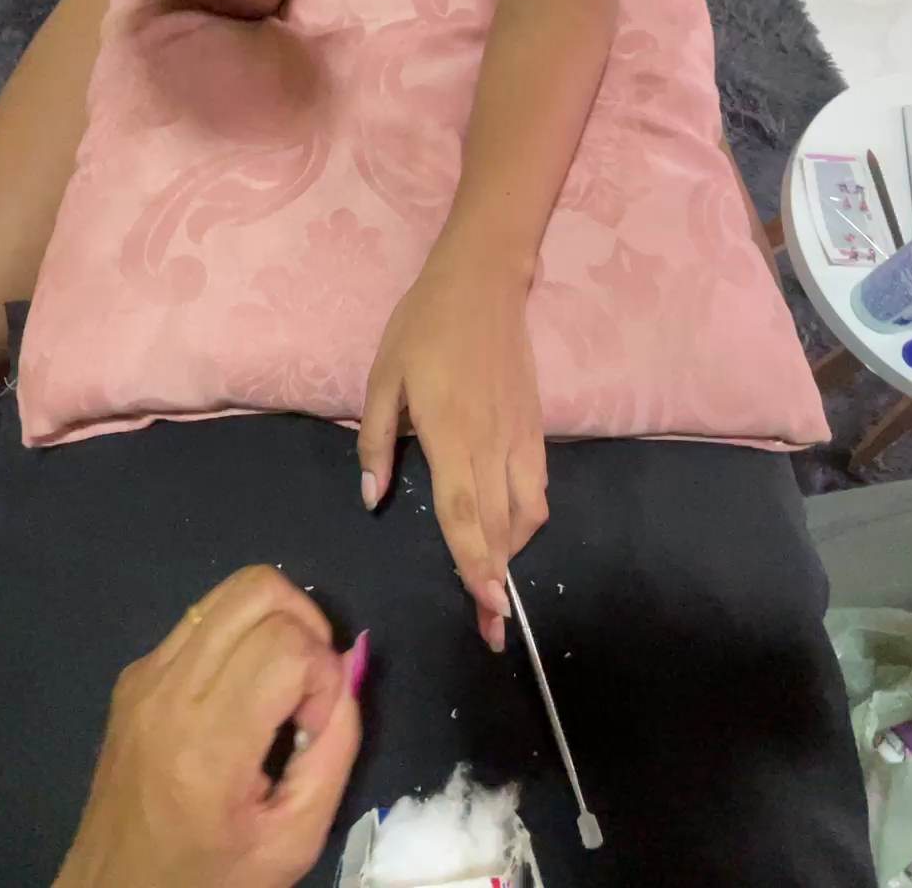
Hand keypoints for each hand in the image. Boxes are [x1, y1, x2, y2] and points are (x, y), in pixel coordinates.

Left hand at [54, 567, 367, 887]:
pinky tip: (243, 683)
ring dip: (279, 618)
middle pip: (260, 591)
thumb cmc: (212, 879)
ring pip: (234, 587)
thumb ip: (338, 744)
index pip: (286, 644)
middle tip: (306, 685)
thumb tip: (347, 663)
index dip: (321, 673)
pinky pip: (208, 613)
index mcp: (207, 746)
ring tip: (281, 675)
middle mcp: (169, 693)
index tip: (313, 724)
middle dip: (307, 627)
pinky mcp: (136, 669)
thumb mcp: (297, 837)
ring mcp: (145, 673)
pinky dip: (245, 630)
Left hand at [358, 242, 548, 651]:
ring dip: (514, 550)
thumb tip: (371, 496)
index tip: (485, 608)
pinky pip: (539, 483)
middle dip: (497, 580)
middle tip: (494, 628)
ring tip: (495, 576)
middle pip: (501, 524)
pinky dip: (529, 516)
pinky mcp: (536, 424)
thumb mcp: (383, 377)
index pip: (464, 513)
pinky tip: (512, 525)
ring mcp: (521, 434)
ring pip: (528, 510)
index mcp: (450, 434)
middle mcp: (492, 442)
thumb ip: (378, 440)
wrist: (481, 283)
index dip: (475, 563)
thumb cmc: (423, 327)